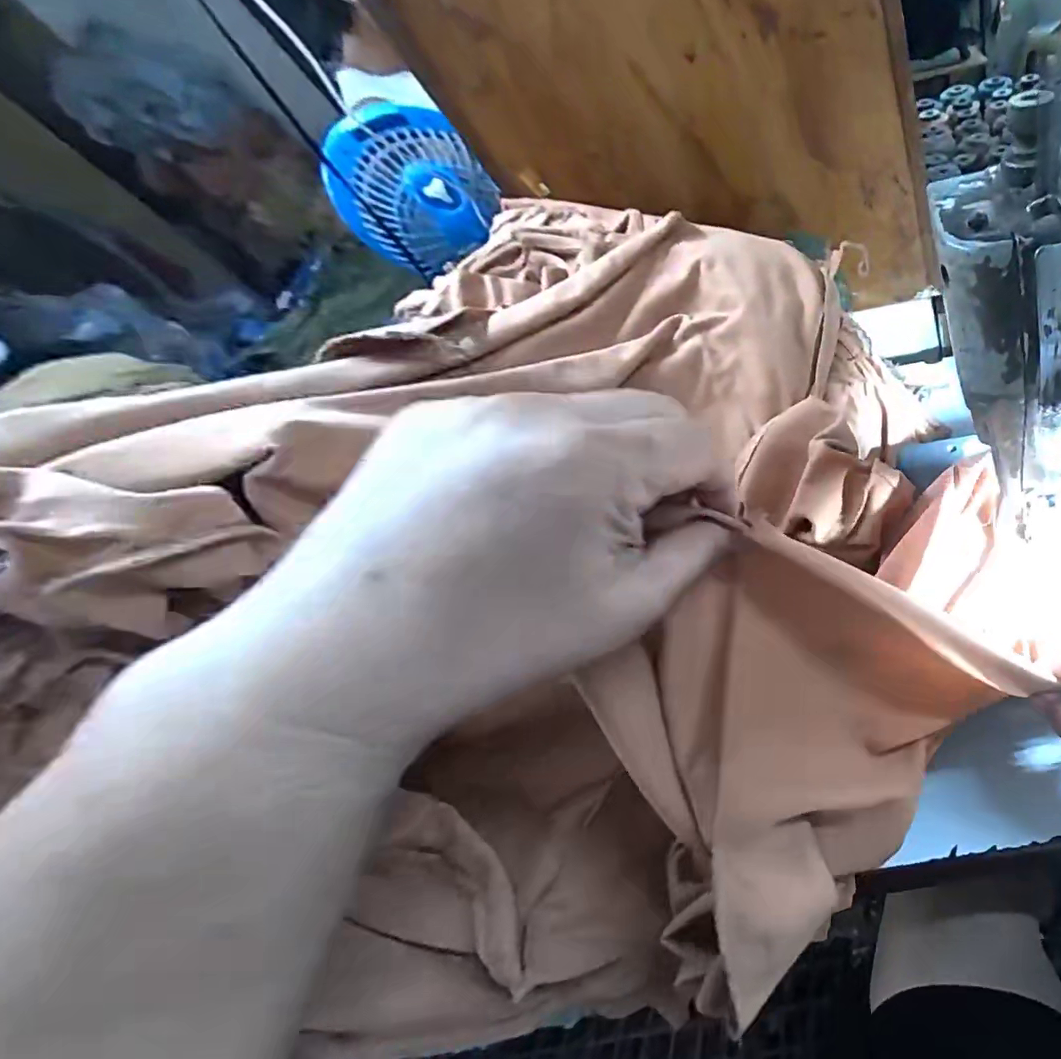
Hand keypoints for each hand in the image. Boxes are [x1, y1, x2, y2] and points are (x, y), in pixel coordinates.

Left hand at [195, 390, 731, 753]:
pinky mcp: (432, 414)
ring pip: (590, 405)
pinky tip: (528, 498)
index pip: (694, 440)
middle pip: (651, 409)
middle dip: (675, 460)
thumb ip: (693, 554)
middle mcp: (538, 407)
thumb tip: (719, 524)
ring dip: (619, 449)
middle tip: (657, 519)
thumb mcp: (626, 609)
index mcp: (593, 456)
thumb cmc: (502, 642)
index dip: (718, 483)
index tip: (709, 526)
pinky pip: (527, 413)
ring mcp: (478, 402)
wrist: (341, 658)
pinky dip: (558, 445)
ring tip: (592, 510)